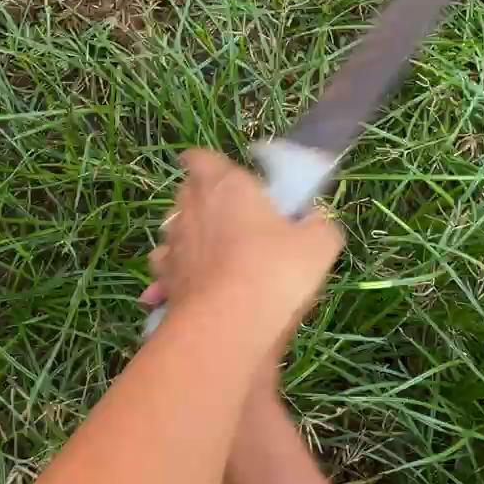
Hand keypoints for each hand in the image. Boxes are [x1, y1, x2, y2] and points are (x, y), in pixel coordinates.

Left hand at [138, 148, 342, 341]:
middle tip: (231, 216)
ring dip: (189, 233)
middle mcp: (191, 205)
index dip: (209, 164)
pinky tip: (194, 282)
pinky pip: (166, 265)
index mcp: (224, 184)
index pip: (201, 158)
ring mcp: (173, 241)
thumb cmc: (274, 271)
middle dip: (203, 197)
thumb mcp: (317, 246)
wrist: (229, 325)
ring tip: (213, 251)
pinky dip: (176, 270)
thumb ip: (319, 225)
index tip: (221, 174)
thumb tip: (315, 221)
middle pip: (188, 190)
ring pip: (174, 226)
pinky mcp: (164, 275)